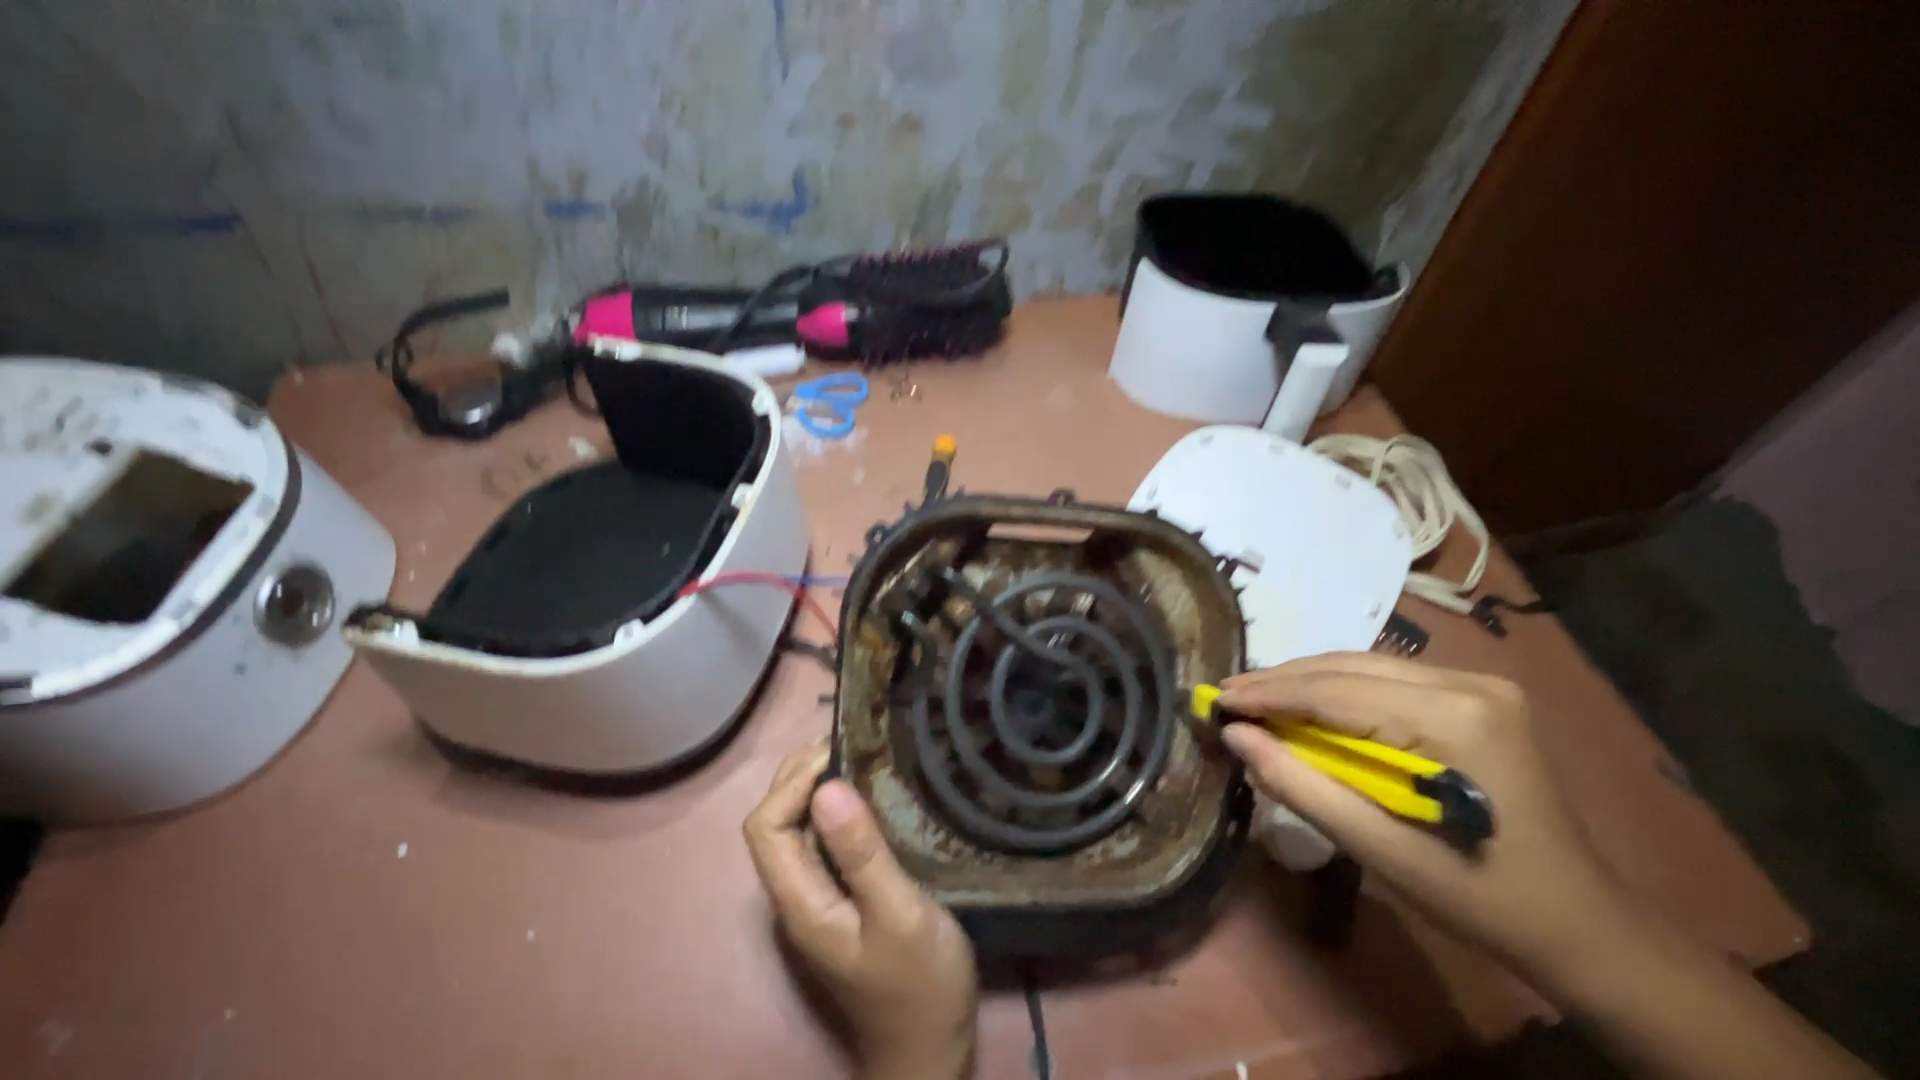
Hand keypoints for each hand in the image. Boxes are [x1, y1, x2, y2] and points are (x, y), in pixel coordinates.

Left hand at [744, 745, 978, 1079]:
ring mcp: (816, 902)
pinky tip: (869, 799)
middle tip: (848, 744)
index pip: (765, 827)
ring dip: (816, 791)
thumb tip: (826, 787)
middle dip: (799, 778)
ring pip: (796, 833)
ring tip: (857, 759)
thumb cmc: (920, 984)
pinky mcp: (838, 903)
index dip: (791, 784)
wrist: (930, 1049)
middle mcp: (796, 898)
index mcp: (800, 902)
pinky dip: (835, 813)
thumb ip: (861, 853)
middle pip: (773, 825)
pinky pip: (820, 845)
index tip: (838, 755)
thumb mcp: (898, 914)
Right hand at [1218, 654, 1638, 979]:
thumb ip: (1300, 785)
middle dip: (1283, 681)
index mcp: (1454, 718)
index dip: (1270, 693)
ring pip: (1368, 667)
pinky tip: (1310, 707)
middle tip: (1226, 697)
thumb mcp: (1378, 848)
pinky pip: (1392, 681)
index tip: (1214, 699)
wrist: (1575, 918)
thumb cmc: (1476, 895)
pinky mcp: (1481, 697)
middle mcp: (1470, 683)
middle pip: (1351, 666)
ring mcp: (1481, 685)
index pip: (1337, 691)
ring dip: (1309, 683)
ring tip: (1255, 700)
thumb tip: (1237, 736)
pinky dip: (1343, 693)